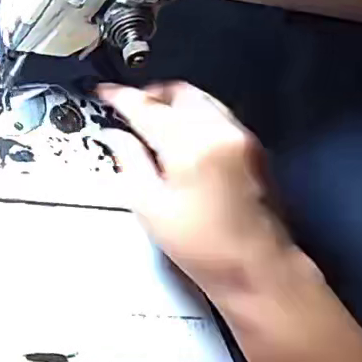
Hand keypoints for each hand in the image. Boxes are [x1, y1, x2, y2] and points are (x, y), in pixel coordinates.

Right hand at [96, 81, 353, 346]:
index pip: (147, 107)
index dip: (120, 97)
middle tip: (128, 109)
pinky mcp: (254, 147)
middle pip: (178, 93)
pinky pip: (217, 115)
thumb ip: (129, 161)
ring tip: (152, 123)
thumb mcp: (150, 206)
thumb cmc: (202, 246)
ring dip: (173, 104)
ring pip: (201, 100)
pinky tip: (181, 138)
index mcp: (191, 145)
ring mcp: (242, 137)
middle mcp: (221, 131)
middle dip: (150, 96)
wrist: (257, 268)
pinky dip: (194, 116)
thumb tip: (116, 136)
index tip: (104, 92)